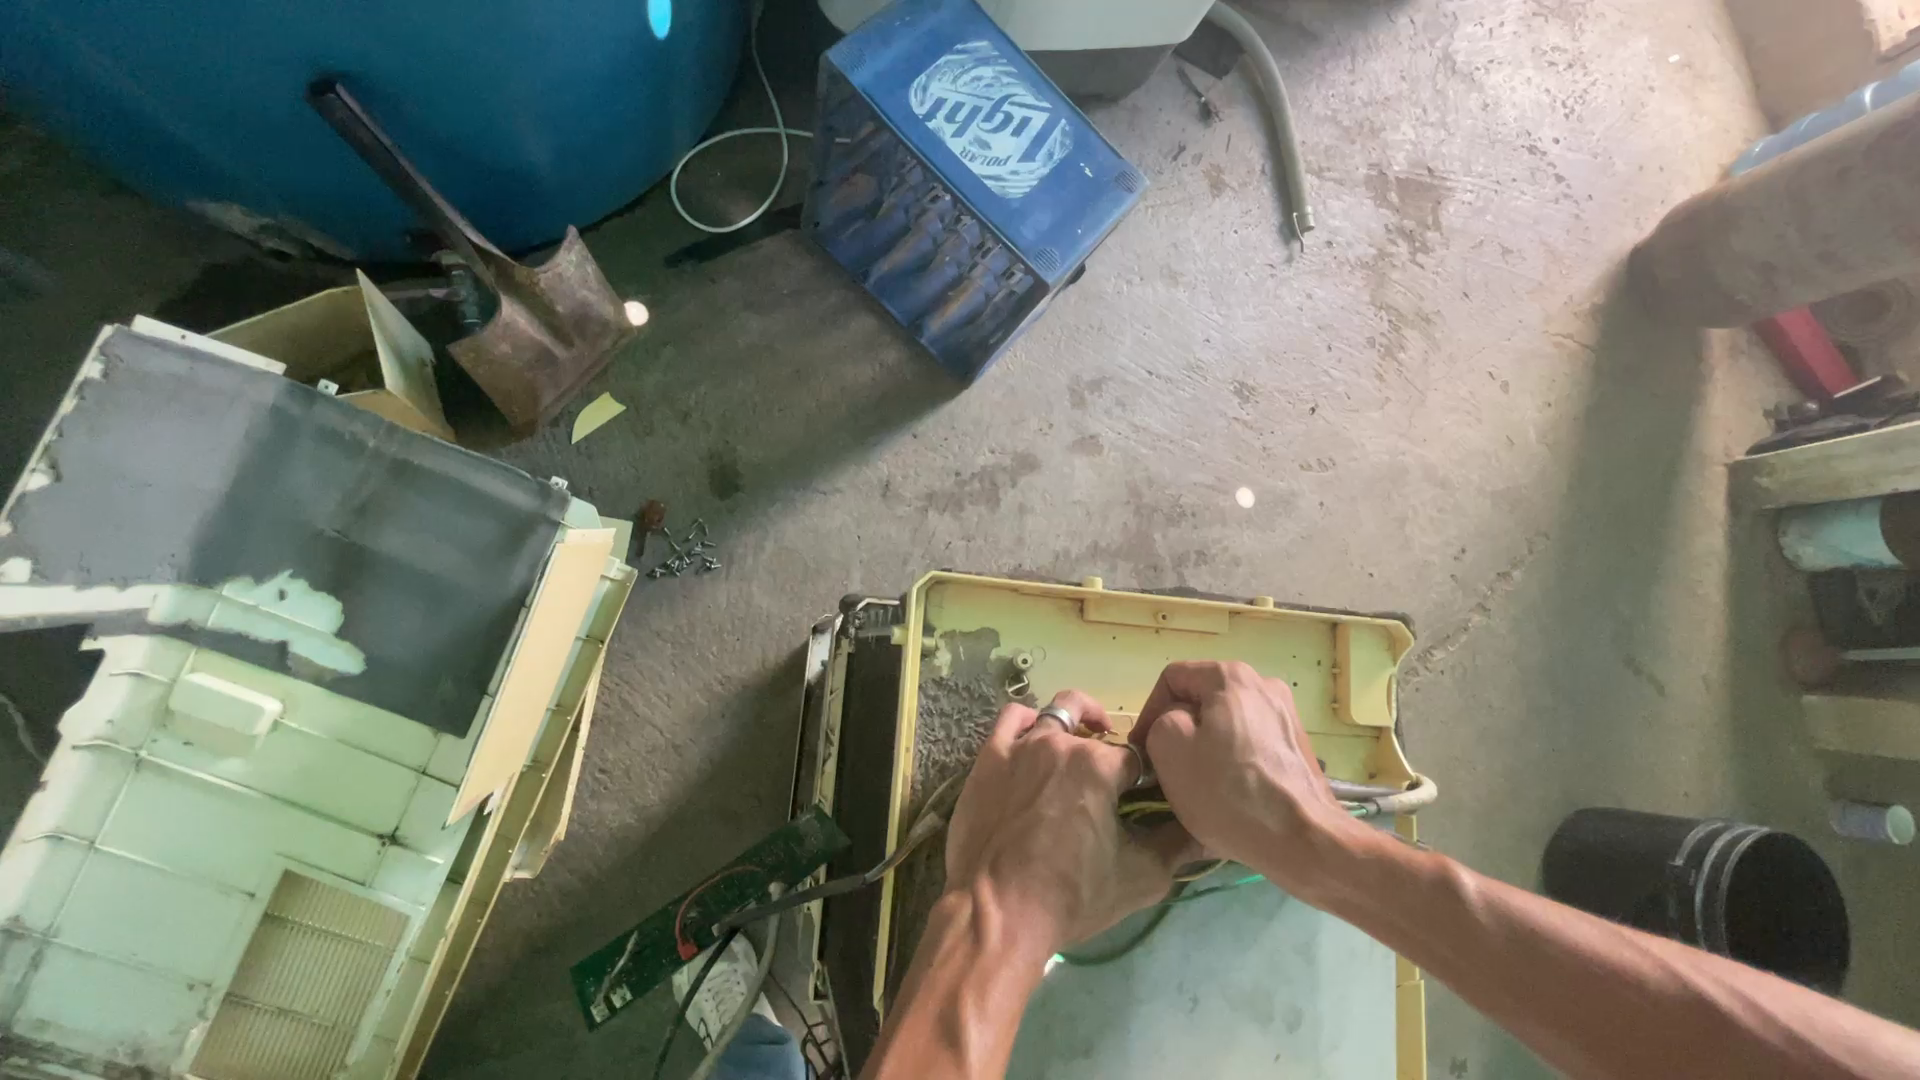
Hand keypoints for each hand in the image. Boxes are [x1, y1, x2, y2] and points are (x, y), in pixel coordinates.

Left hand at [944, 690, 1192, 953]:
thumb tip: (1209, 830)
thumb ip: (1179, 845)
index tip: (1145, 799)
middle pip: (1098, 737)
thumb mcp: (1142, 877)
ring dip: (1077, 725)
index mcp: (1100, 766)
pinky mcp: (991, 755)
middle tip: (1111, 788)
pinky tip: (1038, 738)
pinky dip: (1030, 721)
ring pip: (1058, 714)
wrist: (998, 912)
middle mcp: (1062, 744)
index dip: (1147, 778)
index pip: (1138, 759)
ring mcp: (1022, 746)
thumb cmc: (1072, 897)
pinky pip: (1013, 718)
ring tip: (1083, 746)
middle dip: (1111, 757)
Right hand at [1131, 661, 1368, 903]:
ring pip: (1226, 722)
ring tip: (1197, 780)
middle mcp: (1264, 685)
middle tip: (1166, 765)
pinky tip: (1229, 790)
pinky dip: (1232, 758)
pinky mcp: (1297, 747)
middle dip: (1179, 729)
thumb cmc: (1228, 790)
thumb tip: (1177, 724)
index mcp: (1231, 676)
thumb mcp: (1169, 747)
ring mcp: (1286, 715)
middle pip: (1202, 699)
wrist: (1304, 840)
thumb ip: (1160, 720)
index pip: (1173, 678)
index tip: (1143, 749)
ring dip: (1205, 745)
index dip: (1148, 711)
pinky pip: (1250, 742)